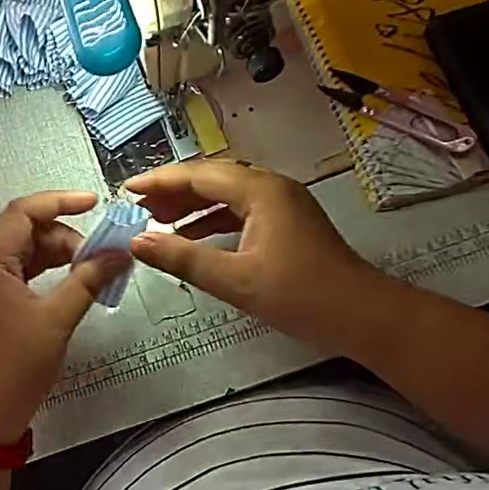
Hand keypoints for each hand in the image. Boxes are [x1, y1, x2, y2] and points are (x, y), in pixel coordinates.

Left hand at [0, 191, 128, 442]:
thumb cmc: (16, 367)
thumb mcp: (57, 320)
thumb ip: (89, 280)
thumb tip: (120, 254)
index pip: (23, 212)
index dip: (59, 201)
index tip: (94, 203)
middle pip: (24, 229)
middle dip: (64, 234)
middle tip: (98, 254)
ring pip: (25, 250)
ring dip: (58, 252)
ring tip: (90, 269)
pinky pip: (22, 270)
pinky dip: (48, 269)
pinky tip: (73, 279)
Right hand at [126, 160, 388, 351]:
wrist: (360, 314)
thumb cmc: (300, 296)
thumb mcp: (235, 280)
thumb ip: (183, 258)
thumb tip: (137, 242)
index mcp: (260, 190)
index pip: (199, 175)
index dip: (160, 181)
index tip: (127, 190)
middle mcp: (271, 186)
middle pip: (213, 178)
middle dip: (173, 191)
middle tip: (138, 208)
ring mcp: (282, 203)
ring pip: (227, 194)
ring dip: (192, 206)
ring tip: (157, 221)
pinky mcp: (286, 221)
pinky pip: (241, 211)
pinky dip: (213, 221)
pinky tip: (192, 237)